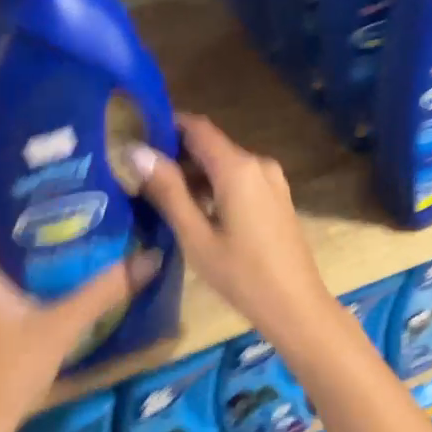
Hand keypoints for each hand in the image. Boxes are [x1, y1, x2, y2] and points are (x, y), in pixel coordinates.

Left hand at [0, 213, 158, 431]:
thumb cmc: (10, 371)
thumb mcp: (63, 327)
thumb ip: (106, 291)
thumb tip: (151, 257)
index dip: (11, 199)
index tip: (48, 190)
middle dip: (26, 229)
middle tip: (68, 218)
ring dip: (19, 260)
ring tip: (62, 249)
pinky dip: (10, 286)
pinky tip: (43, 293)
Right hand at [131, 114, 334, 339]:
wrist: (296, 305)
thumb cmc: (241, 274)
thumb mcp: (196, 236)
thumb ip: (168, 191)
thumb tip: (136, 151)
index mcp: (238, 167)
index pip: (197, 128)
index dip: (166, 126)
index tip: (135, 134)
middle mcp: (258, 163)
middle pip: (211, 146)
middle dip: (176, 155)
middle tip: (138, 173)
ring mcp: (272, 180)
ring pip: (225, 164)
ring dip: (195, 174)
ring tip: (158, 194)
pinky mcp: (277, 197)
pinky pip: (240, 180)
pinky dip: (215, 187)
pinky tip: (194, 210)